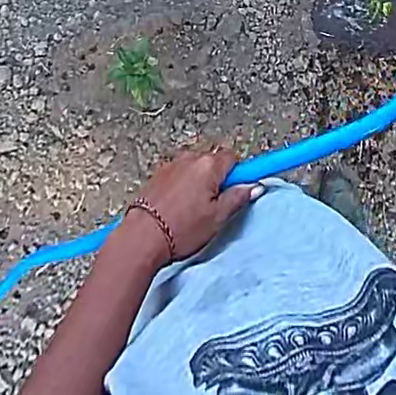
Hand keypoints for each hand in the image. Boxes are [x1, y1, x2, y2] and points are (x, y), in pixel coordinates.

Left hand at [120, 143, 260, 264]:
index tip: (238, 187)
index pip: (233, 158)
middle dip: (217, 178)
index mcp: (209, 165)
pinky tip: (178, 206)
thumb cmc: (179, 230)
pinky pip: (179, 173)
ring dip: (198, 180)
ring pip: (195, 167)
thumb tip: (254, 186)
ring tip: (193, 208)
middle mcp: (191, 158)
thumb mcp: (216, 218)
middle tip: (214, 203)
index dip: (236, 174)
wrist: (141, 238)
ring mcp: (172, 165)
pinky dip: (182, 184)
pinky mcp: (158, 174)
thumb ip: (237, 198)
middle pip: (213, 160)